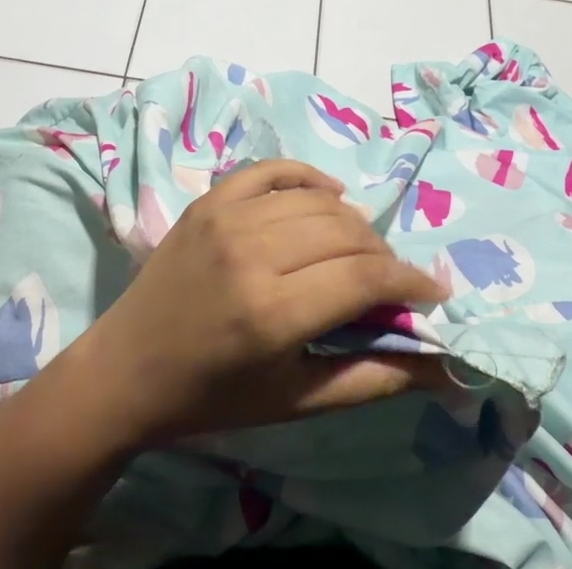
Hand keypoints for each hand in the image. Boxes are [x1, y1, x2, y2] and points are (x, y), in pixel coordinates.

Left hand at [73, 160, 451, 445]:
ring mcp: (225, 218)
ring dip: (352, 223)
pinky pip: (271, 170)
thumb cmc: (214, 396)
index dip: (410, 282)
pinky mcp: (207, 201)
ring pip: (316, 201)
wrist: (127, 369)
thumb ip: (373, 379)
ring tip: (360, 250)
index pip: (366, 277)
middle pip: (347, 232)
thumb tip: (445, 366)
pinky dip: (308, 178)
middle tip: (391, 282)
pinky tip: (328, 197)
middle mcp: (252, 253)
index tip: (431, 294)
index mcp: (274, 312)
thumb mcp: (296, 402)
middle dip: (384, 255)